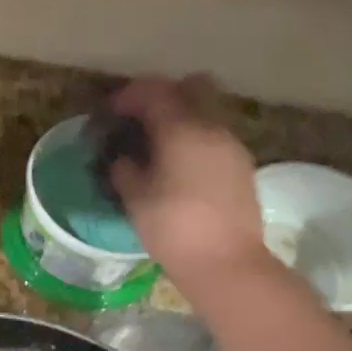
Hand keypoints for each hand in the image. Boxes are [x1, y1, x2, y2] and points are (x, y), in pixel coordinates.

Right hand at [107, 75, 266, 293]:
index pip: (153, 92)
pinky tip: (180, 166)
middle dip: (161, 96)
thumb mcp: (135, 200)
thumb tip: (122, 158)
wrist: (226, 262)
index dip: (127, 96)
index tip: (109, 113)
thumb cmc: (173, 229)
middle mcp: (212, 127)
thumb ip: (125, 170)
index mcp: (182, 130)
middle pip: (190, 87)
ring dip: (181, 118)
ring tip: (158, 146)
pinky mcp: (242, 165)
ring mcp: (232, 144)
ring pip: (205, 111)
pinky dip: (195, 138)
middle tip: (138, 119)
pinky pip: (215, 135)